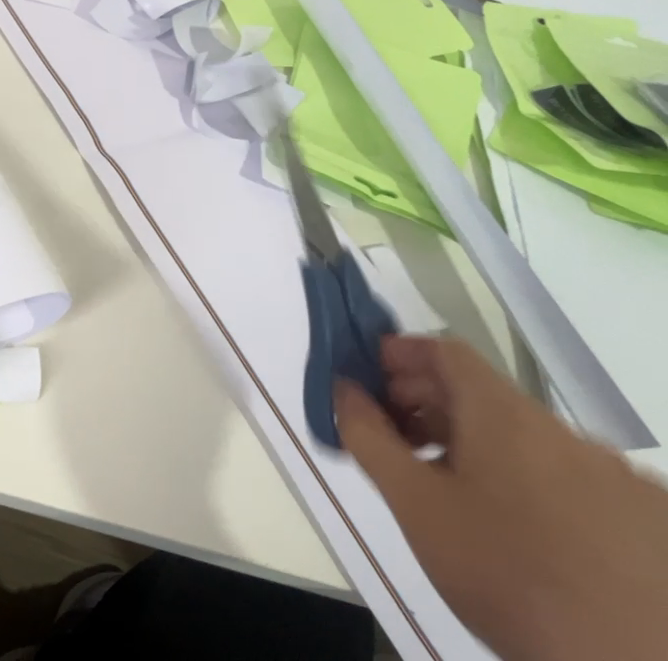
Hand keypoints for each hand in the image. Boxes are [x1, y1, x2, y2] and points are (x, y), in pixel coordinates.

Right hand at [337, 335, 667, 660]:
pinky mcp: (643, 518)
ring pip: (522, 437)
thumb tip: (344, 388)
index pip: (445, 350)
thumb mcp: (411, 502)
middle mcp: (566, 434)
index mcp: (506, 418)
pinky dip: (516, 476)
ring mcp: (614, 477)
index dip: (396, 352)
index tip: (360, 377)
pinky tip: (501, 522)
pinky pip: (564, 474)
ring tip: (434, 485)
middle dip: (421, 401)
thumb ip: (368, 435)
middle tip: (383, 435)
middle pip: (482, 393)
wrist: (625, 660)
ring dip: (467, 441)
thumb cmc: (498, 568)